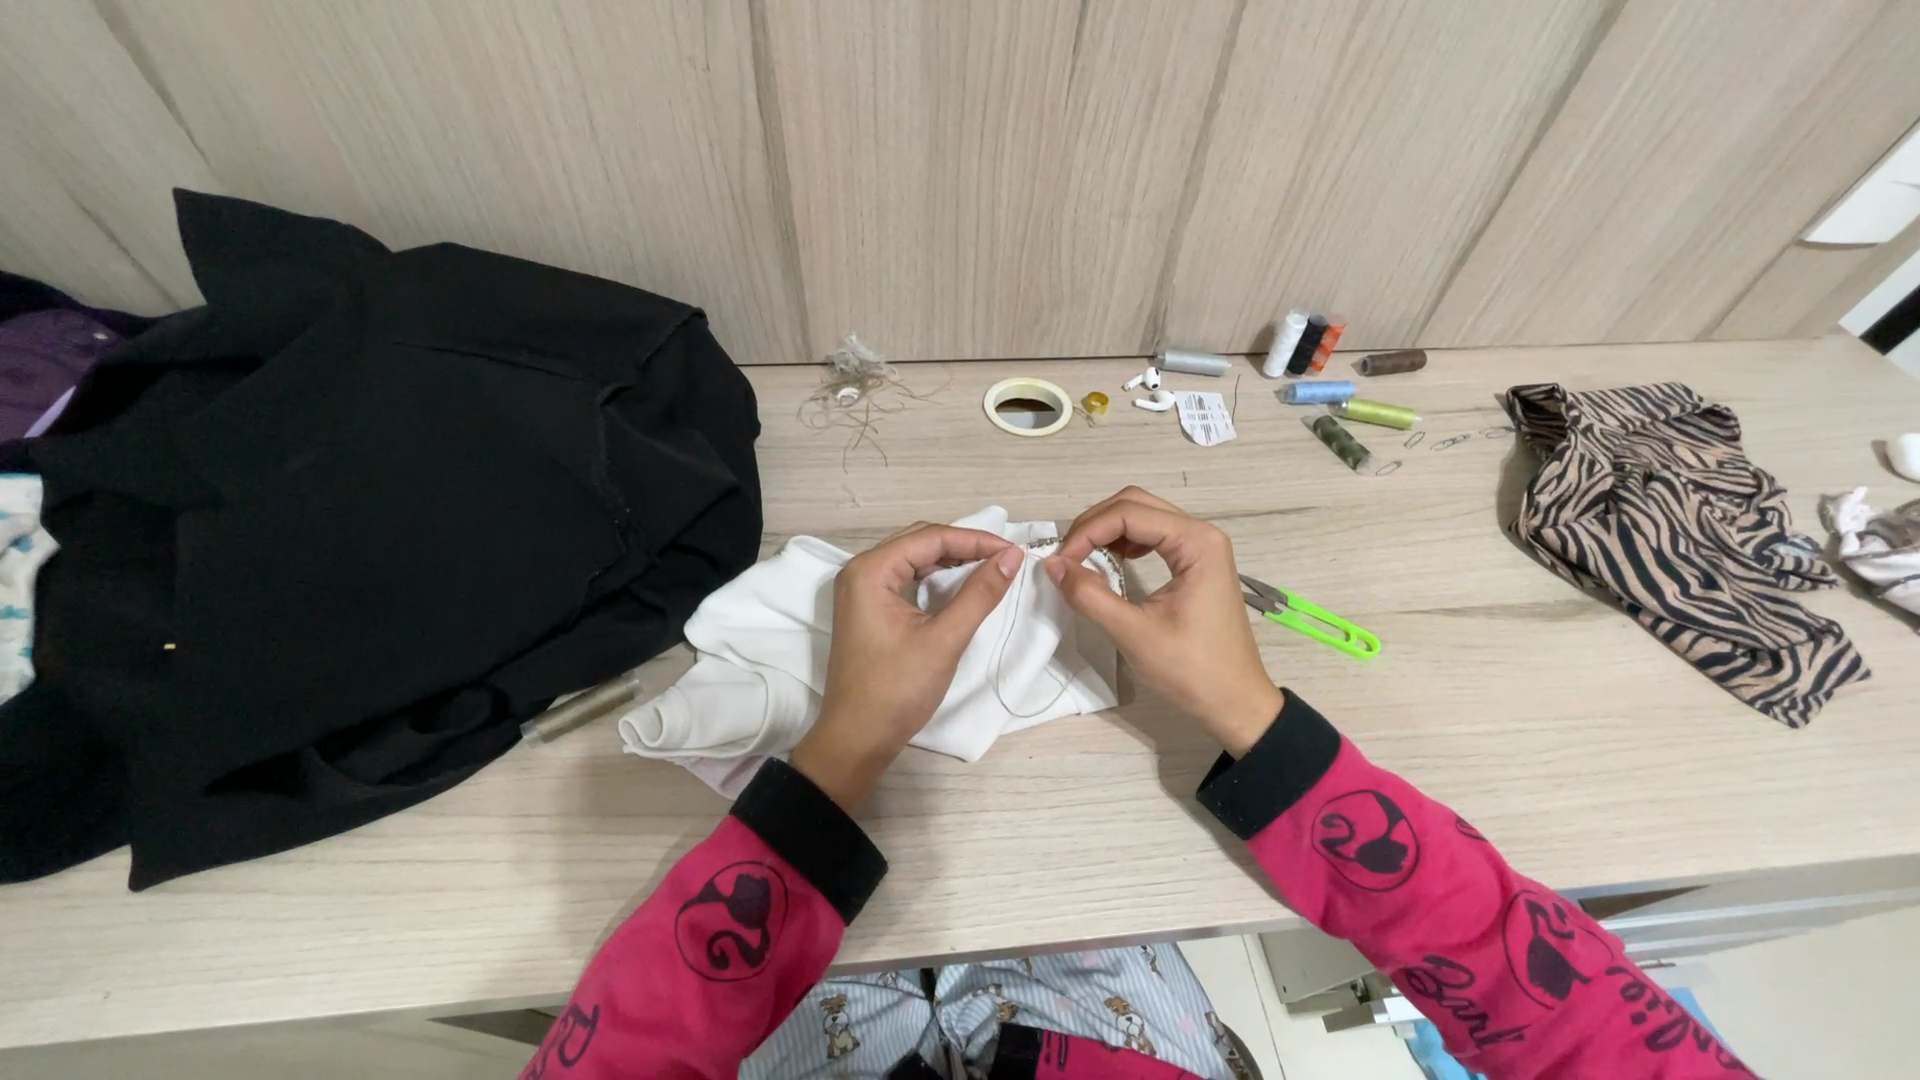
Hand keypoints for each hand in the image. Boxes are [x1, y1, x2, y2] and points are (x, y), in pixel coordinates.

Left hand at [790, 523, 1024, 807]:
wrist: (857, 738)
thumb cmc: (897, 690)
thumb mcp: (944, 639)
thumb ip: (979, 594)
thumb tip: (1012, 557)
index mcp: (871, 570)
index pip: (930, 537)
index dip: (975, 540)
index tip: (1014, 551)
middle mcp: (860, 571)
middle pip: (919, 542)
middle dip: (964, 546)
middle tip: (1005, 558)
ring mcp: (861, 590)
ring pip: (913, 559)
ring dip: (951, 561)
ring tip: (990, 568)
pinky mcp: (867, 609)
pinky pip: (906, 579)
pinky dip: (935, 578)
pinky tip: (961, 586)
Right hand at [1044, 487, 1282, 755]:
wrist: (1235, 701)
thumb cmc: (1192, 670)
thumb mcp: (1134, 634)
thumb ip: (1090, 596)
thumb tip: (1052, 565)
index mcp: (1195, 543)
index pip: (1128, 513)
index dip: (1087, 533)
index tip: (1061, 564)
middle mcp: (1200, 534)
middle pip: (1134, 504)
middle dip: (1094, 525)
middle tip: (1066, 559)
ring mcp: (1200, 546)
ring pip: (1141, 515)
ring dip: (1106, 531)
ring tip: (1081, 560)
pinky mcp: (1194, 562)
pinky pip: (1151, 535)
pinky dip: (1123, 542)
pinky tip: (1110, 563)